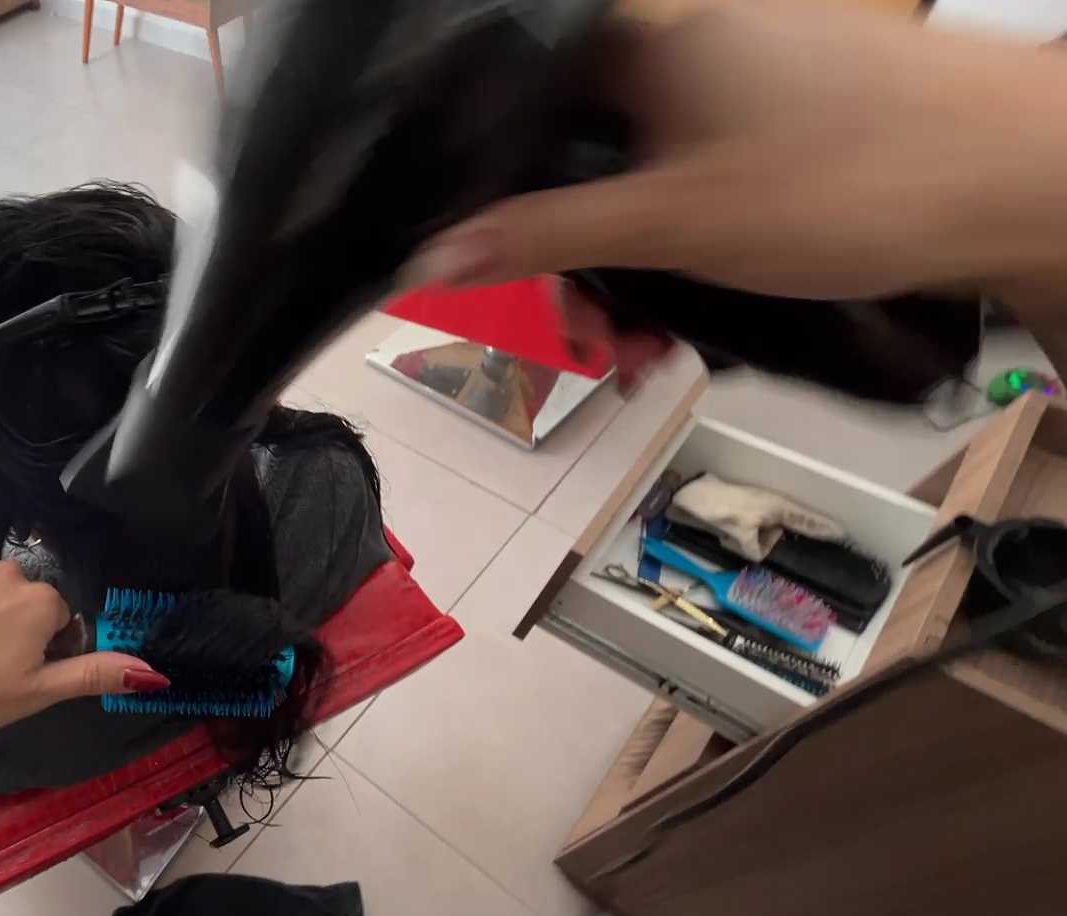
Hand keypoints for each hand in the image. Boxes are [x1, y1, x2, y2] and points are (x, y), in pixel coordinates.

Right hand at [408, 5, 1066, 302]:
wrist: (1040, 188)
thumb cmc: (850, 183)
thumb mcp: (665, 223)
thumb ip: (538, 238)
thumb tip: (426, 261)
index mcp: (657, 48)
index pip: (530, 102)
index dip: (495, 181)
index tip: (492, 252)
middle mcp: (693, 58)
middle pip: (578, 166)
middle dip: (568, 263)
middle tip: (577, 332)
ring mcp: (739, 97)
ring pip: (631, 195)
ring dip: (618, 281)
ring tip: (629, 351)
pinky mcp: (776, 134)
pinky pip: (683, 200)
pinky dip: (666, 264)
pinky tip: (670, 327)